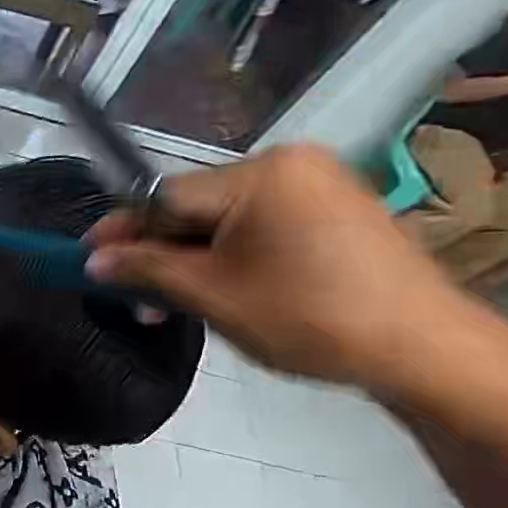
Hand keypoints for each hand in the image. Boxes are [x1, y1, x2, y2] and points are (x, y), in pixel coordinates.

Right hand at [85, 145, 471, 385]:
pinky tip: (231, 291)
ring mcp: (320, 183)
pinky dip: (235, 256)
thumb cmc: (308, 319)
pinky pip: (264, 225)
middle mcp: (290, 162)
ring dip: (197, 259)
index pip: (168, 196)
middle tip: (140, 302)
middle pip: (198, 206)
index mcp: (259, 174)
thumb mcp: (216, 297)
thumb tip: (95, 260)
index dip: (123, 230)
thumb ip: (150, 270)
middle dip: (163, 253)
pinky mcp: (337, 209)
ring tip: (184, 305)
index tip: (89, 258)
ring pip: (229, 220)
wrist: (418, 346)